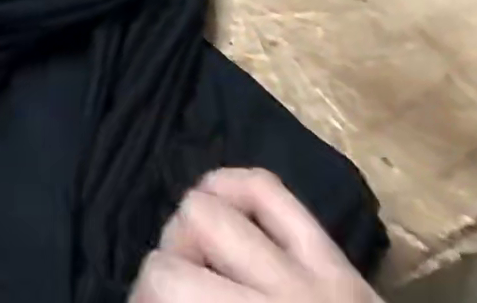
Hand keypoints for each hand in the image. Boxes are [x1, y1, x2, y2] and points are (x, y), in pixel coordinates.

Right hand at [131, 169, 380, 302]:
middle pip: (167, 264)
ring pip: (202, 211)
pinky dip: (228, 187)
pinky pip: (264, 187)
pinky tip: (222, 212)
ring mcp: (312, 280)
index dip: (138, 302)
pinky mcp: (338, 264)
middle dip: (157, 284)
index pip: (161, 286)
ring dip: (187, 238)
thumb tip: (147, 300)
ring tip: (200, 265)